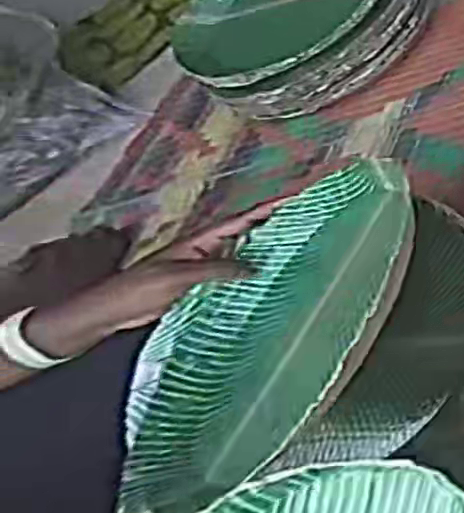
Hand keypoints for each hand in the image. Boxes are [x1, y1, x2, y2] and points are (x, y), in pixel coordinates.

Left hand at [88, 198, 285, 331]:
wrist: (103, 315)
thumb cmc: (135, 290)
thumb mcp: (178, 276)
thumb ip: (218, 269)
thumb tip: (257, 267)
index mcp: (201, 241)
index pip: (242, 219)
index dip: (268, 207)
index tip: (296, 197)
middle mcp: (209, 250)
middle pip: (249, 232)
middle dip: (277, 223)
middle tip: (310, 217)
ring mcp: (208, 266)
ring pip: (247, 253)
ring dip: (271, 248)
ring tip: (304, 244)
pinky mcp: (207, 284)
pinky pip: (240, 273)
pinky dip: (259, 270)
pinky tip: (276, 273)